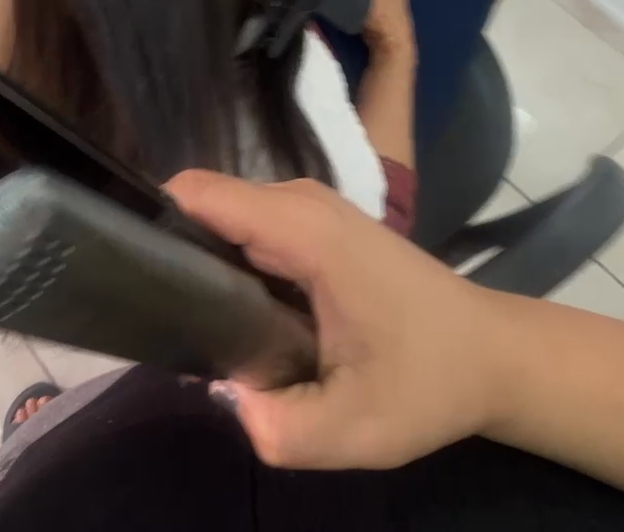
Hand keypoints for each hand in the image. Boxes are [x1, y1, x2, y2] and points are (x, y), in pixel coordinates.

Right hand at [165, 170, 511, 469]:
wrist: (493, 354)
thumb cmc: (431, 381)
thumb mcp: (364, 430)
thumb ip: (287, 430)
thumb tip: (225, 400)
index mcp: (302, 230)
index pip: (198, 193)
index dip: (154, 218)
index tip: (130, 267)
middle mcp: (295, 201)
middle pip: (201, 203)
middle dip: (170, 247)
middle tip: (159, 312)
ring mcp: (303, 206)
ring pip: (219, 213)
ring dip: (196, 254)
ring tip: (190, 313)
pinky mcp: (307, 219)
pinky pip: (242, 222)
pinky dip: (223, 255)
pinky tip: (229, 305)